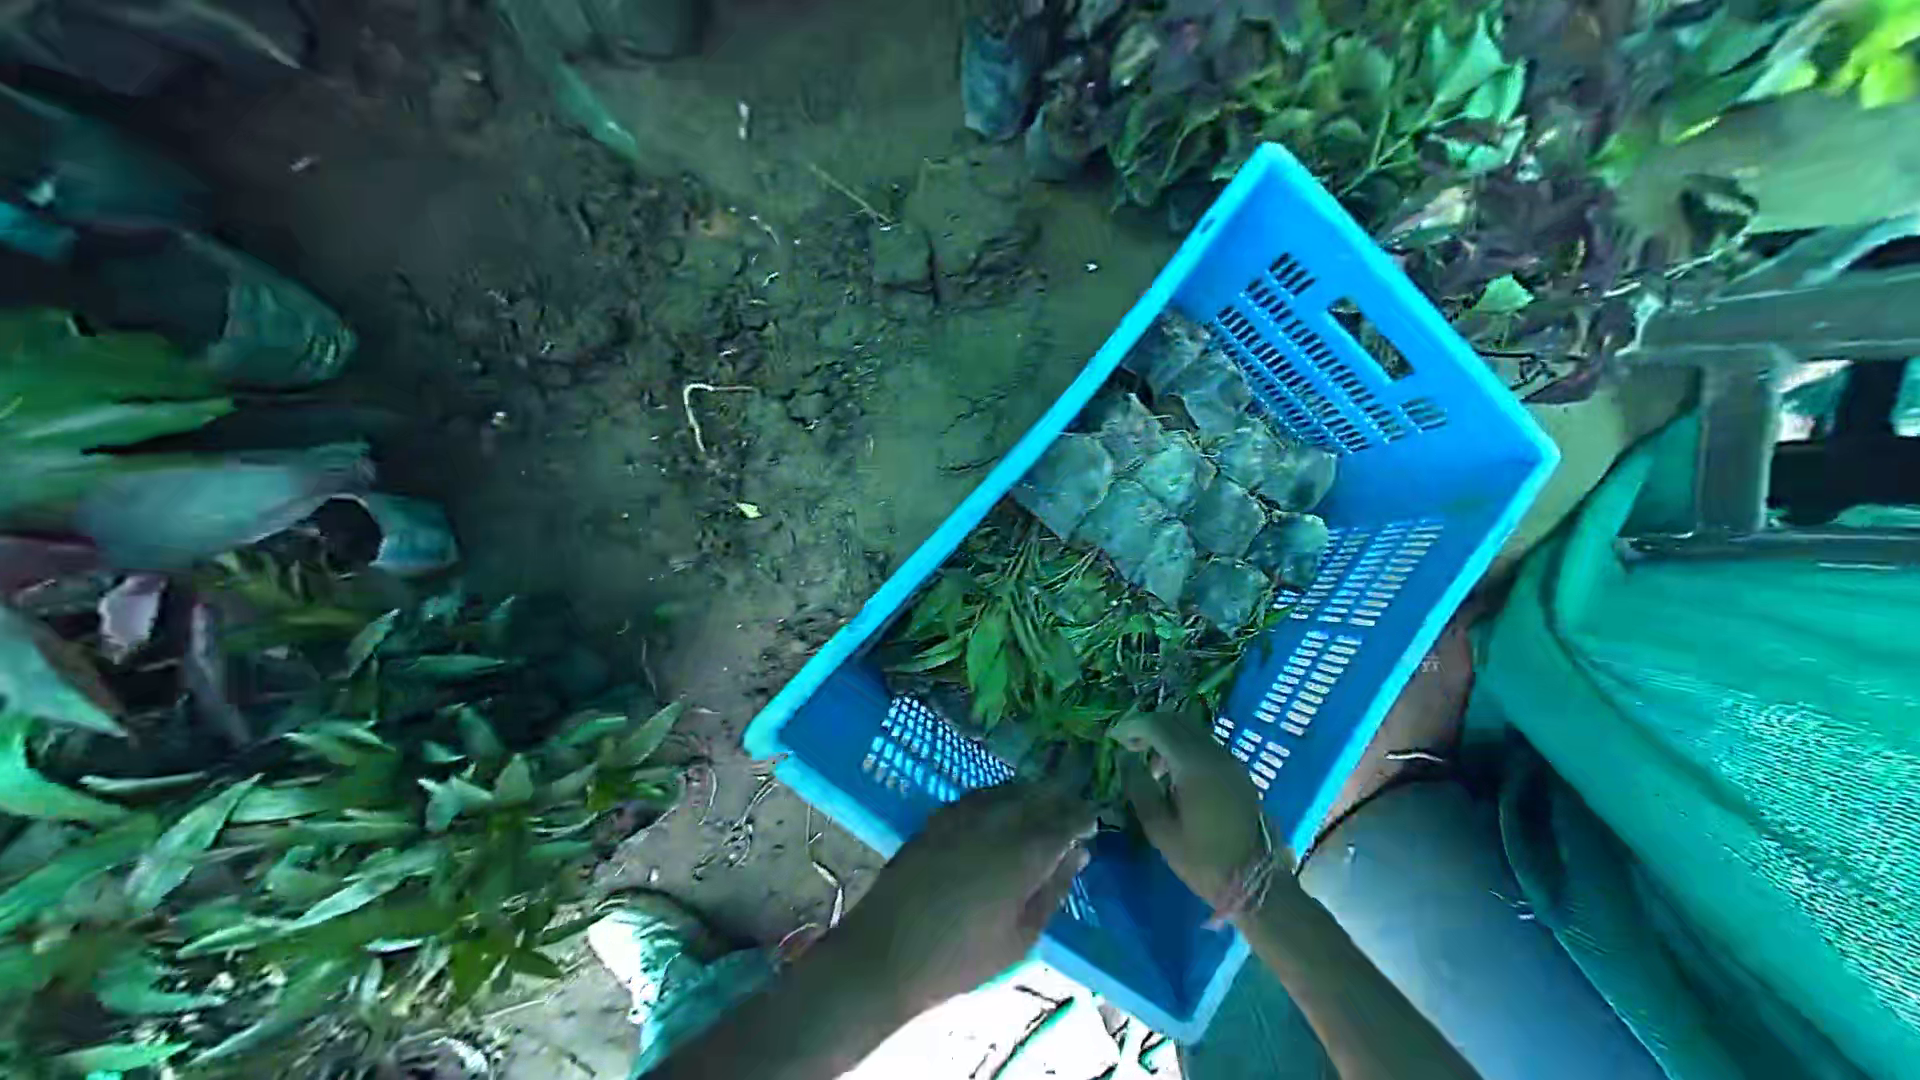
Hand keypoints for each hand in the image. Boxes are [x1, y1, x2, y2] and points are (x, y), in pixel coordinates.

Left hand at [828, 783, 1093, 1010]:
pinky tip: (1002, 810)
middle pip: (1037, 796)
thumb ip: (1053, 890)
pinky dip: (1000, 796)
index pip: (1064, 821)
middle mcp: (996, 821)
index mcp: (1023, 853)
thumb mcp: (1021, 937)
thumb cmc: (961, 958)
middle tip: (1072, 810)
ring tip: (1042, 806)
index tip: (1093, 820)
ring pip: (1008, 789)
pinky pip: (980, 795)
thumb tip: (1078, 854)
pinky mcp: (939, 816)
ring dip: (1030, 793)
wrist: (887, 949)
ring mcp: (964, 814)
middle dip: (1059, 798)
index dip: (1081, 816)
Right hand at [1113, 709, 1278, 910]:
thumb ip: (1139, 788)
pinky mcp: (1238, 772)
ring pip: (1191, 730)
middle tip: (1128, 745)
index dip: (1131, 726)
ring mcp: (1230, 761)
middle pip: (1175, 720)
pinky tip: (1173, 774)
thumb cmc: (1203, 860)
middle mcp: (1214, 754)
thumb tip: (1126, 760)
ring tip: (1149, 764)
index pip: (1157, 725)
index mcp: (1194, 765)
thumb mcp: (1160, 829)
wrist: (1258, 884)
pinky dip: (1183, 747)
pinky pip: (1204, 745)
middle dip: (1147, 726)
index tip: (1114, 739)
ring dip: (1166, 736)